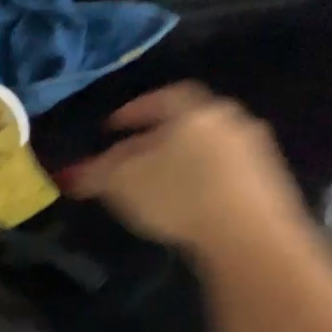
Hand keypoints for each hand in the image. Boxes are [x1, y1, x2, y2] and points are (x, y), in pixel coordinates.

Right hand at [70, 82, 304, 253]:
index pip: (160, 99)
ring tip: (149, 184)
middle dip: (151, 140)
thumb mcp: (117, 183)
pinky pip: (219, 167)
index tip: (109, 127)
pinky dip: (195, 177)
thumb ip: (90, 173)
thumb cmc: (175, 195)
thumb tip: (67, 173)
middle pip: (182, 123)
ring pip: (201, 146)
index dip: (132, 110)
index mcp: (192, 113)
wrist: (246, 232)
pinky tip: (179, 199)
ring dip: (174, 160)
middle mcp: (227, 120)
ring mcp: (251, 148)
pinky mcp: (263, 177)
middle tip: (126, 160)